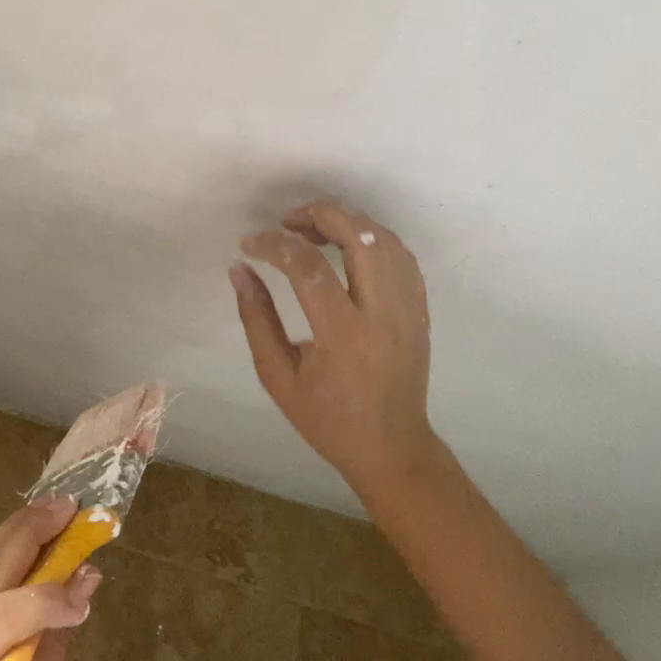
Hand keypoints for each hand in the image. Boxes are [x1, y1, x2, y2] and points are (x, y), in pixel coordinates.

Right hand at [231, 199, 435, 492]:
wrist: (392, 447)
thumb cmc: (327, 418)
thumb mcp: (278, 377)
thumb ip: (257, 319)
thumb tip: (239, 268)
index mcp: (343, 336)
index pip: (309, 267)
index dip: (275, 245)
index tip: (250, 243)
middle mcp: (382, 315)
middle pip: (359, 237)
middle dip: (319, 214)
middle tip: (288, 221)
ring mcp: (408, 310)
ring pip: (384, 239)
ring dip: (347, 222)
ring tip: (313, 229)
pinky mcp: (420, 309)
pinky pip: (401, 256)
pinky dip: (372, 239)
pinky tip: (347, 246)